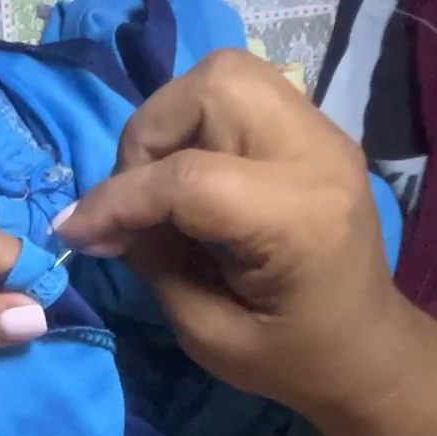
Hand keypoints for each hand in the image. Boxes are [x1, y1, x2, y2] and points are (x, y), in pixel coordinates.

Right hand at [55, 49, 422, 419]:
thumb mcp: (206, 333)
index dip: (116, 199)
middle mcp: (316, 155)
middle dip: (146, 140)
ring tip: (152, 188)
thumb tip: (98, 225)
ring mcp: (320, 134)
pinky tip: (183, 181)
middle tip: (129, 204)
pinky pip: (238, 96)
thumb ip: (154, 266)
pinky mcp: (310, 132)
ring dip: (168, 125)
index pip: (189, 177)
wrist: (362, 347)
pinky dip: (192, 127)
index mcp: (297, 221)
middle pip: (212, 88)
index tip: (73, 231)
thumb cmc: (286, 358)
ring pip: (223, 76)